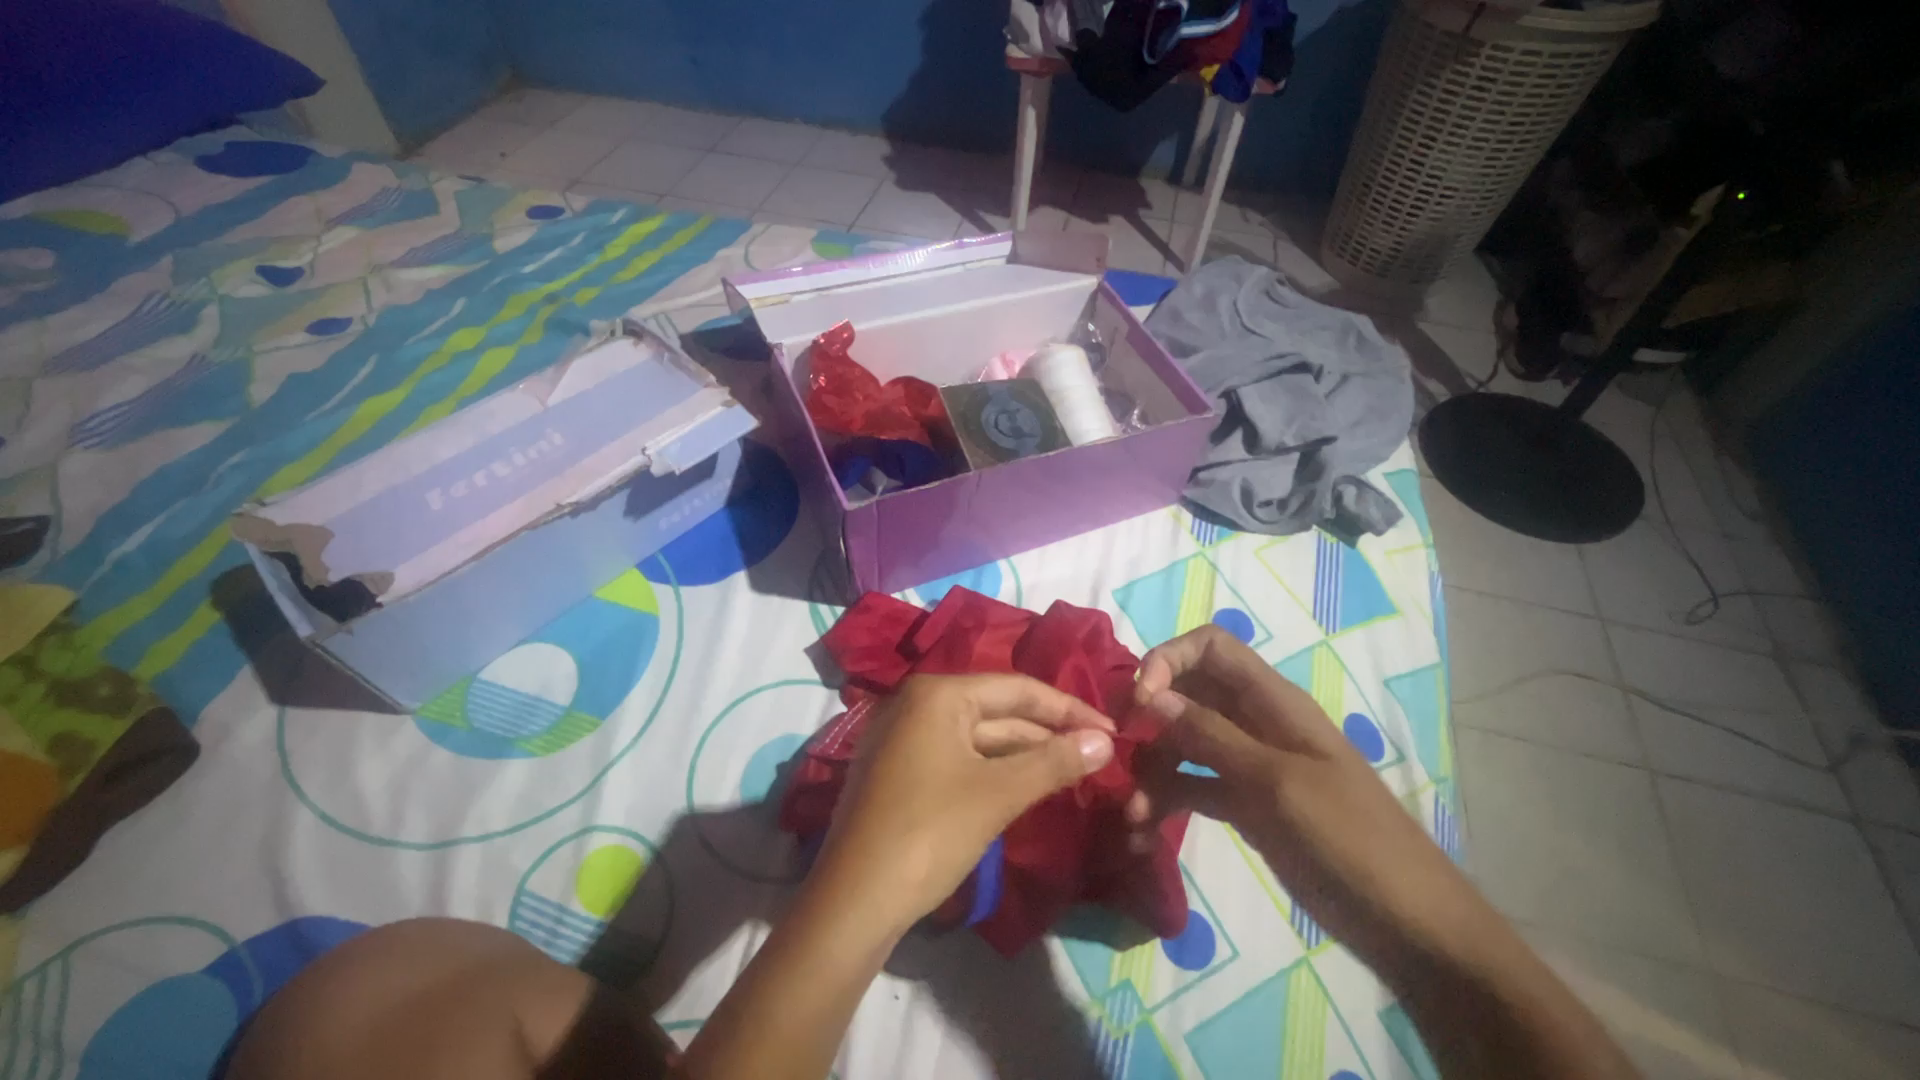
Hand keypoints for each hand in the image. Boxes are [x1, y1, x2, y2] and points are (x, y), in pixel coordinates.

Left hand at [809, 673, 1116, 932]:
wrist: (855, 900)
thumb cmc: (930, 833)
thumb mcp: (999, 793)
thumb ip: (1055, 761)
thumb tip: (1105, 741)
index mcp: (937, 694)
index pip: (1018, 689)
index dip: (1069, 709)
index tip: (1112, 731)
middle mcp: (916, 704)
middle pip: (998, 710)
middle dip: (1048, 734)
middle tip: (1098, 757)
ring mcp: (903, 739)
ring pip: (979, 738)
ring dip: (1024, 755)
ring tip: (1073, 773)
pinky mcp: (899, 772)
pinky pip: (958, 759)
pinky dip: (994, 770)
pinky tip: (1026, 788)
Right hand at [1126, 626, 1489, 965]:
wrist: (1404, 919)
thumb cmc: (1349, 838)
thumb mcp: (1276, 782)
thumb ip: (1212, 737)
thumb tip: (1151, 697)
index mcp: (1273, 702)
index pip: (1211, 648)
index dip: (1168, 660)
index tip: (1138, 701)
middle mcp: (1255, 723)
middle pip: (1187, 694)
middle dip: (1148, 717)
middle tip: (1115, 753)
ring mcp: (1247, 765)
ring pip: (1181, 744)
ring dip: (1150, 770)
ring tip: (1132, 815)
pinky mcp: (1242, 806)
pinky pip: (1190, 787)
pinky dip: (1164, 801)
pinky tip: (1142, 832)